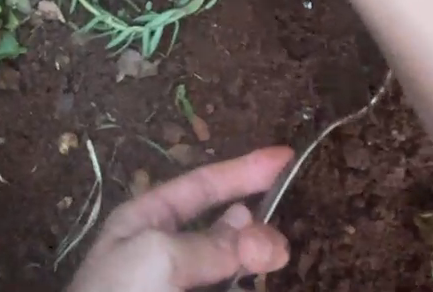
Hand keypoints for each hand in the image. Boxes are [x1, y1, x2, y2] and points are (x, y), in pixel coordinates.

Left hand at [64, 148, 292, 291]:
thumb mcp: (160, 258)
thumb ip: (212, 246)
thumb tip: (261, 230)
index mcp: (147, 221)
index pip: (203, 185)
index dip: (244, 169)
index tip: (285, 156)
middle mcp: (163, 254)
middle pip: (221, 233)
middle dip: (253, 233)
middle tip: (281, 247)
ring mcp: (174, 288)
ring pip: (228, 274)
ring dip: (250, 272)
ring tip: (270, 267)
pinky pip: (223, 289)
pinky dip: (242, 285)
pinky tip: (252, 285)